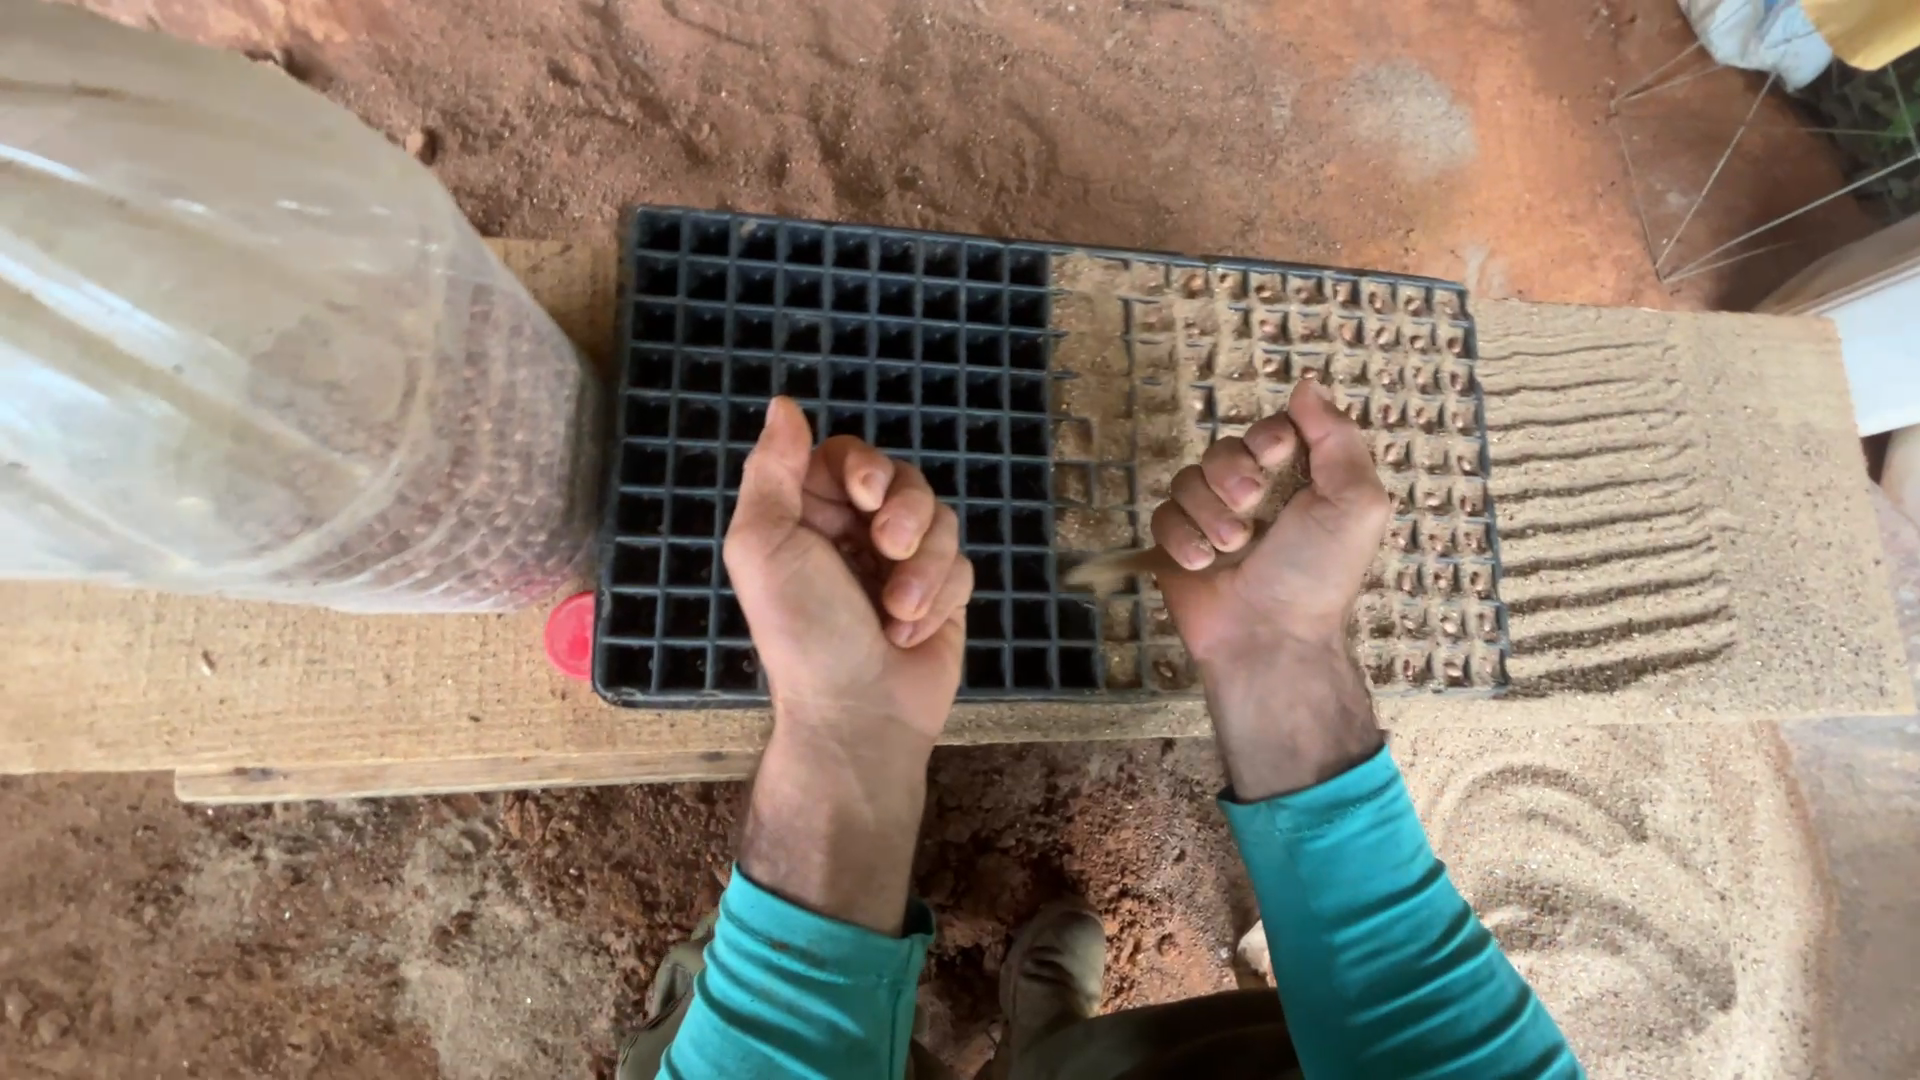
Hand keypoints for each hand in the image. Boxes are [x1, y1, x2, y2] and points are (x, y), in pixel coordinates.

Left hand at [724, 396, 971, 743]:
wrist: (860, 711)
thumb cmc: (804, 629)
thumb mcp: (765, 546)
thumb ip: (772, 472)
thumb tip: (783, 404)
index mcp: (812, 516)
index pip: (852, 457)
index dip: (868, 467)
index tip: (868, 496)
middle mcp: (859, 533)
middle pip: (907, 482)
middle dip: (906, 516)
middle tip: (889, 550)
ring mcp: (906, 563)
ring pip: (942, 521)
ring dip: (923, 568)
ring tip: (897, 612)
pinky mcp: (944, 593)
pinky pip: (962, 565)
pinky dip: (940, 599)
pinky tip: (910, 633)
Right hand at [1149, 379, 1389, 797]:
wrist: (1265, 637)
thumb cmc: (1315, 573)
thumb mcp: (1355, 503)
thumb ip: (1337, 438)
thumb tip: (1306, 384)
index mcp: (1298, 482)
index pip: (1268, 429)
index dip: (1265, 439)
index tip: (1275, 460)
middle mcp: (1252, 495)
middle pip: (1220, 450)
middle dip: (1231, 479)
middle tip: (1250, 513)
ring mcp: (1209, 519)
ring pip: (1186, 480)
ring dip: (1208, 516)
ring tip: (1229, 551)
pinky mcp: (1175, 544)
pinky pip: (1162, 516)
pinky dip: (1180, 539)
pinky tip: (1200, 565)